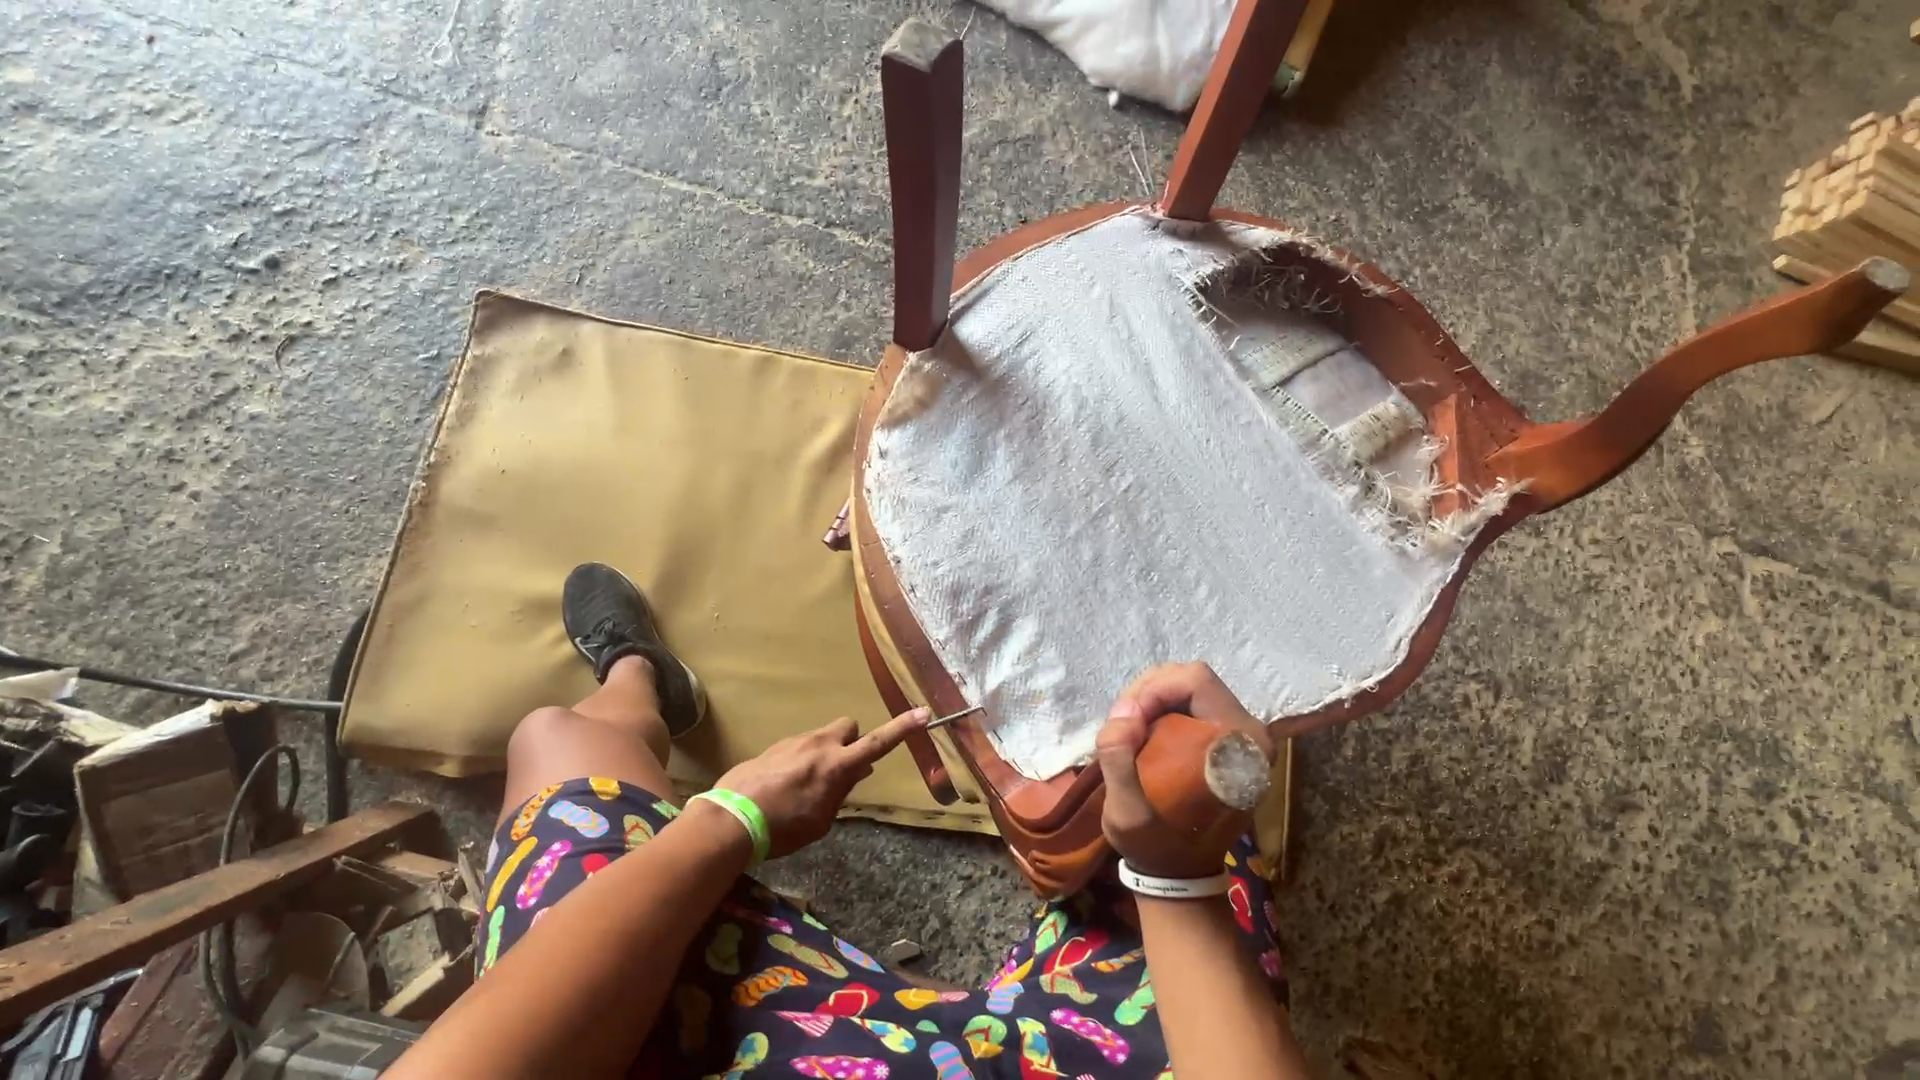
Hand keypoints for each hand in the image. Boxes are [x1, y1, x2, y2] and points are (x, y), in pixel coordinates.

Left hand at [711, 707, 928, 856]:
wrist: (730, 820)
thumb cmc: (782, 829)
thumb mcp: (819, 822)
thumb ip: (840, 793)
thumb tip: (856, 773)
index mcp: (836, 766)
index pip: (877, 743)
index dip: (902, 729)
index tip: (923, 713)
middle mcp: (817, 745)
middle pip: (848, 727)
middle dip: (851, 742)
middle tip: (842, 769)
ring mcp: (793, 742)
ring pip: (821, 737)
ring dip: (823, 753)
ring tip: (805, 787)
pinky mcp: (772, 746)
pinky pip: (798, 746)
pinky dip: (800, 760)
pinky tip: (783, 787)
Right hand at [1097, 663, 1273, 879]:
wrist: (1181, 874)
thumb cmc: (1157, 845)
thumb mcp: (1127, 814)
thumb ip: (1119, 761)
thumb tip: (1121, 713)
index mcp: (1242, 745)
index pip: (1195, 681)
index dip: (1151, 690)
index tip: (1123, 721)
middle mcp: (1252, 733)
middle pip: (1192, 678)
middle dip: (1147, 693)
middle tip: (1121, 724)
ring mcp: (1242, 735)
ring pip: (1188, 687)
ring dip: (1151, 700)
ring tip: (1128, 730)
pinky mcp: (1228, 739)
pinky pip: (1189, 703)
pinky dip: (1159, 709)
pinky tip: (1142, 734)